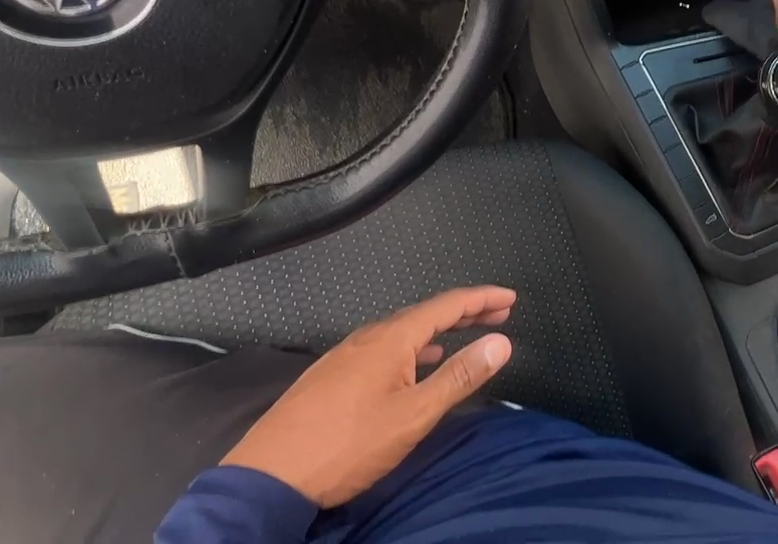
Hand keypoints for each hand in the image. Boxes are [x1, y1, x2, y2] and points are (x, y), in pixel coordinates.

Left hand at [220, 286, 514, 507]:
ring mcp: (345, 355)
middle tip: (498, 312)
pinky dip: (412, 346)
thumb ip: (459, 376)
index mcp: (392, 337)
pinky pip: (383, 346)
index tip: (511, 298)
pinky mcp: (330, 376)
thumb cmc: (347, 445)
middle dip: (465, 310)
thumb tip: (501, 342)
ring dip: (438, 329)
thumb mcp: (414, 415)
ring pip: (402, 330)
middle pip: (426, 313)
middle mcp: (368, 337)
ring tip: (463, 335)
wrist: (266, 479)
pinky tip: (413, 366)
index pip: (448, 304)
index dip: (483, 298)